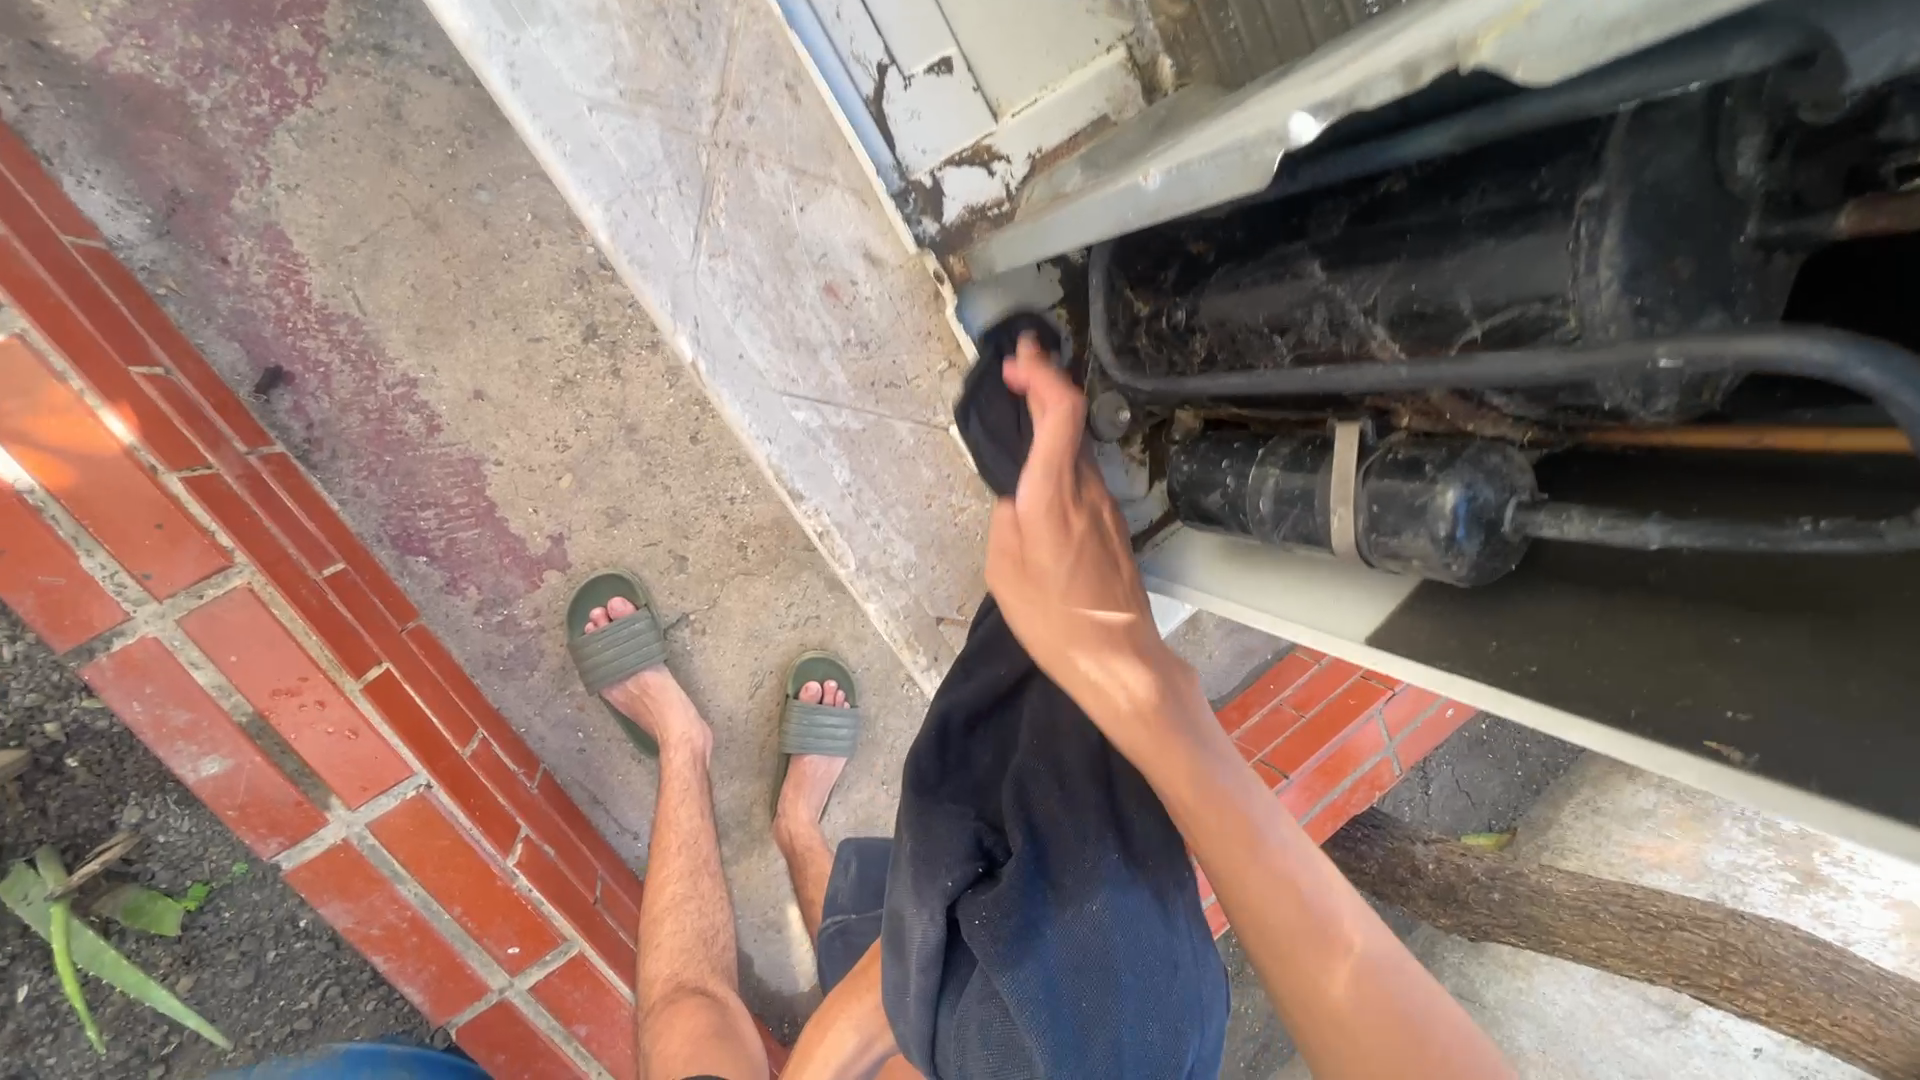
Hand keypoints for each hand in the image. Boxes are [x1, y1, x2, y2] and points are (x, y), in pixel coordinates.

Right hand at [985, 334, 1184, 742]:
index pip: (1063, 411)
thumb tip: (1016, 494)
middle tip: (1017, 370)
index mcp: (1053, 495)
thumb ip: (1007, 517)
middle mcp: (1086, 490)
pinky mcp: (1113, 524)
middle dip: (1044, 385)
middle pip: (1072, 420)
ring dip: (1052, 423)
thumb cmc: (1052, 620)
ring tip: (1021, 419)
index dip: (1043, 374)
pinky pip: (1083, 477)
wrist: (1117, 658)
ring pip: (1078, 448)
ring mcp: (1106, 506)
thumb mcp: (1005, 570)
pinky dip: (1062, 457)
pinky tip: (1042, 474)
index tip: (1019, 360)